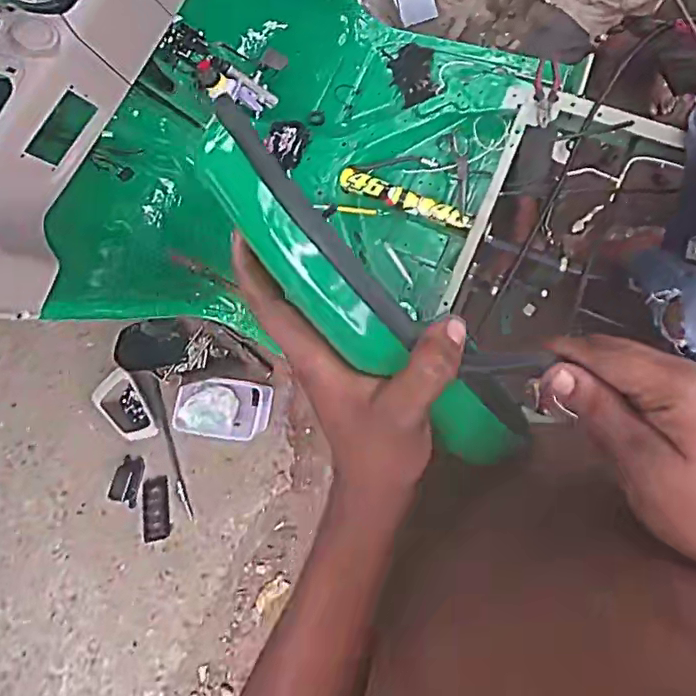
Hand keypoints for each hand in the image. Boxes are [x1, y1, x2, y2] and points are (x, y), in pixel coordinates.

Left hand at [231, 235, 464, 511]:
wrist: (379, 486)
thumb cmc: (379, 452)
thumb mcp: (405, 411)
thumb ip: (426, 371)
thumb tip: (451, 322)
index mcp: (312, 356)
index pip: (269, 307)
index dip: (250, 269)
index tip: (243, 229)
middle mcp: (313, 349)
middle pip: (281, 296)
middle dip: (274, 255)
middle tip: (285, 209)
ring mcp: (329, 354)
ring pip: (307, 304)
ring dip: (303, 268)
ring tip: (319, 225)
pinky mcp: (348, 358)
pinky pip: (336, 314)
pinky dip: (337, 288)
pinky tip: (362, 269)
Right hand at [540, 335, 695, 577]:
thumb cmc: (688, 508)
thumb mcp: (638, 462)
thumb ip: (598, 411)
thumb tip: (555, 371)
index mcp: (676, 383)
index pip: (605, 354)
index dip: (564, 357)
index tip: (527, 370)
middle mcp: (679, 368)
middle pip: (609, 349)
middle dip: (570, 363)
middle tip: (538, 392)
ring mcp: (679, 376)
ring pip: (614, 356)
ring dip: (583, 372)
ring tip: (556, 399)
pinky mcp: (673, 389)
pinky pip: (625, 371)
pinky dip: (600, 382)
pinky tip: (588, 405)